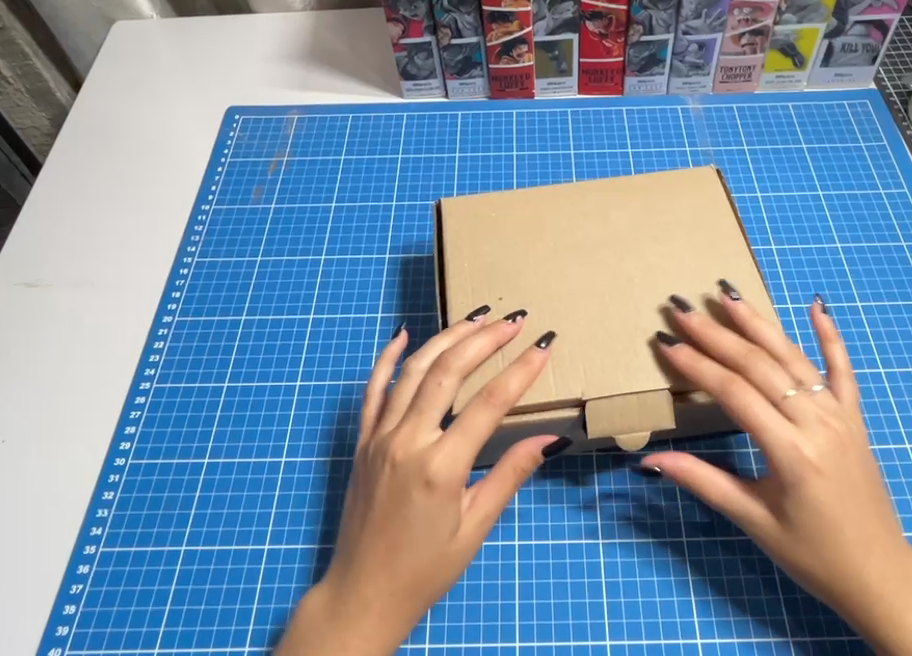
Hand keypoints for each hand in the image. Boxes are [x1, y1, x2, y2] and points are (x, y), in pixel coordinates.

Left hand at [276, 312, 562, 655]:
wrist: (361, 594)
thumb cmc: (425, 570)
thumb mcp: (475, 529)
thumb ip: (510, 476)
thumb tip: (550, 438)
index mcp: (441, 467)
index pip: (489, 404)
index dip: (521, 371)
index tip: (545, 345)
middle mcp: (407, 441)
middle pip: (449, 371)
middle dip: (485, 340)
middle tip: (515, 320)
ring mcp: (380, 436)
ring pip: (414, 369)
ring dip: (447, 337)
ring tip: (477, 318)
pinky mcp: (363, 440)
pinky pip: (374, 388)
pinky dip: (389, 357)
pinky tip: (405, 333)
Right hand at [645, 289, 911, 654]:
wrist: (880, 575)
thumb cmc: (813, 555)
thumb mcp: (754, 520)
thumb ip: (704, 481)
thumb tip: (650, 460)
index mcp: (790, 451)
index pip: (734, 393)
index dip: (696, 365)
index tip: (665, 341)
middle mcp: (816, 423)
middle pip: (759, 366)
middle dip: (716, 334)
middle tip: (681, 307)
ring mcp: (839, 416)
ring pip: (792, 358)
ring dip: (757, 323)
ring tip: (726, 293)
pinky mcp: (855, 418)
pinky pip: (842, 370)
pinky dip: (830, 336)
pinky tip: (817, 305)